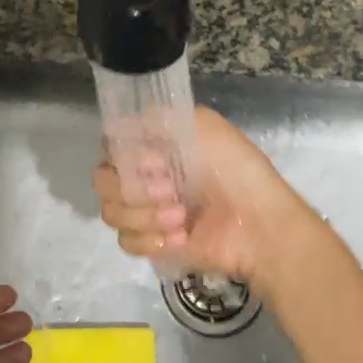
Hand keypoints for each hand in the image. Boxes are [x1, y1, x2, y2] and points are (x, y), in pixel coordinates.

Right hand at [93, 106, 305, 280]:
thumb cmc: (235, 170)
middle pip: (103, 180)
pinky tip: (180, 238)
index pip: (111, 146)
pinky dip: (151, 240)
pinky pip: (126, 241)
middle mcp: (146, 176)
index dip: (122, 155)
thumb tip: (120, 129)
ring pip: (111, 212)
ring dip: (144, 216)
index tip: (153, 161)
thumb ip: (158, 119)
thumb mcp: (204, 126)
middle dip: (134, 189)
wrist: (260, 225)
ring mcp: (148, 211)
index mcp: (155, 146)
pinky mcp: (154, 244)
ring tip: (181, 218)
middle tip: (169, 192)